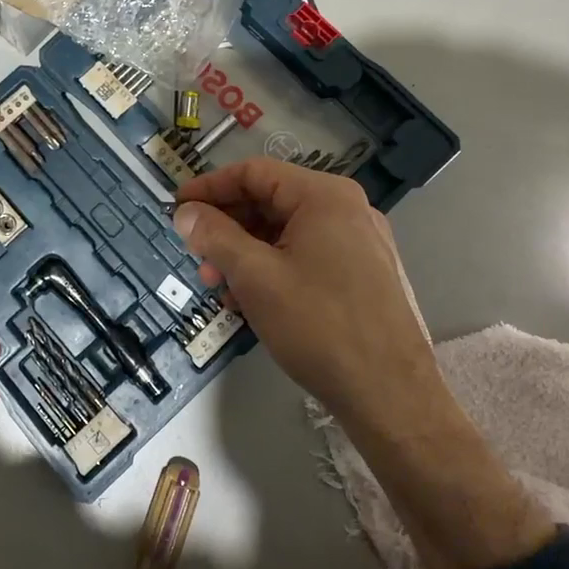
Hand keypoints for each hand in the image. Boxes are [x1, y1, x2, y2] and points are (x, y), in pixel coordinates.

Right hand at [178, 158, 558, 568]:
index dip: (209, 187)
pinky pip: (307, 256)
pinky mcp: (365, 276)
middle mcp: (348, 210)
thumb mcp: (255, 277)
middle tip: (197, 258)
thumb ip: (215, 236)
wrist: (391, 396)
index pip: (254, 172)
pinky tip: (253, 303)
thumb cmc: (319, 326)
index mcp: (325, 197)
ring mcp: (361, 244)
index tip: (178, 209)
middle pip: (271, 201)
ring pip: (287, 233)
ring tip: (222, 289)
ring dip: (247, 253)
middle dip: (227, 228)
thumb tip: (185, 213)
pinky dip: (274, 269)